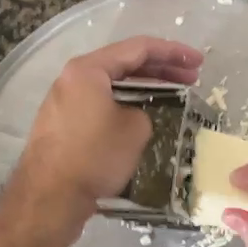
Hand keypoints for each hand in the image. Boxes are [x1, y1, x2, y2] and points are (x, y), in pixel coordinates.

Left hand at [17, 36, 202, 215]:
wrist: (48, 198)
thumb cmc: (94, 155)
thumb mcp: (135, 128)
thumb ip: (145, 110)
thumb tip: (136, 115)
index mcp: (88, 69)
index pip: (138, 48)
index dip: (173, 52)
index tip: (198, 61)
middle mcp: (72, 78)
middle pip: (123, 63)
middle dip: (161, 68)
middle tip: (192, 76)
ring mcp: (64, 102)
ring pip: (112, 84)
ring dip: (144, 86)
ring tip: (173, 93)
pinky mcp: (63, 125)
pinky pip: (101, 103)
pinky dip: (126, 102)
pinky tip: (143, 114)